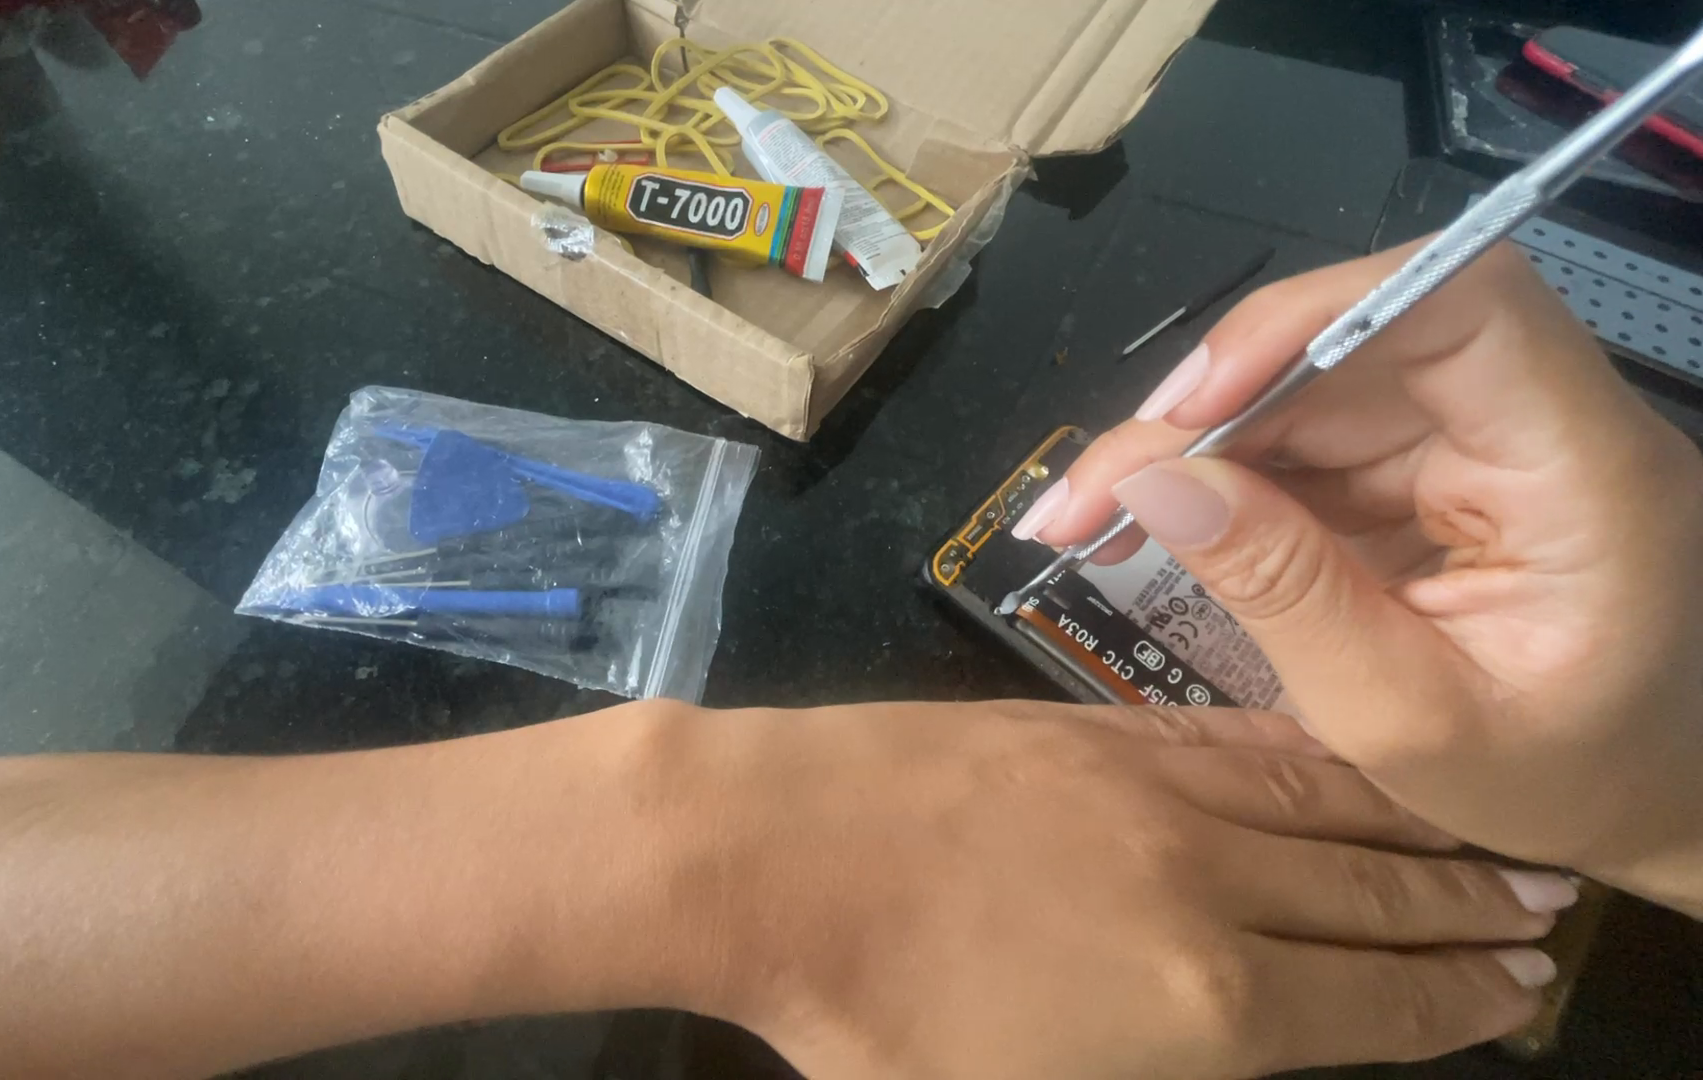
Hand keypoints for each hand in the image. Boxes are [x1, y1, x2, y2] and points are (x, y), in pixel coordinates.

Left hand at [674, 701, 1565, 1078]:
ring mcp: (1137, 784)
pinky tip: (1322, 749)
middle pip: (1365, 894)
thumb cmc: (872, 1010)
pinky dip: (1287, 748)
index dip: (1458, 993)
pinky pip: (1214, 737)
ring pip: (1307, 800)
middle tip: (1532, 898)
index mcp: (1205, 1006)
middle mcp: (1201, 882)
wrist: (778, 848)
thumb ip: (1157, 1064)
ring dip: (1397, 817)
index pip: (1379, 1003)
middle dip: (1460, 904)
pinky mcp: (1077, 725)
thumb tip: (1234, 1020)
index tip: (1520, 978)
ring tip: (1469, 826)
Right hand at [1018, 243, 1702, 910]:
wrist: (1621, 802)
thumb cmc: (1548, 780)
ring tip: (1075, 521)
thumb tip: (1154, 483)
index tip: (1184, 408)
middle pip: (1321, 362)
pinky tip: (1120, 523)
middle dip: (1179, 425)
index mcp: (1570, 472)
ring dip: (1161, 457)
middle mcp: (1505, 428)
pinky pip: (1267, 450)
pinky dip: (1183, 483)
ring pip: (1273, 403)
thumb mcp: (1397, 713)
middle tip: (1076, 504)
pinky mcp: (1385, 476)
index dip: (1303, 325)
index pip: (1452, 309)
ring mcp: (1439, 448)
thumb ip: (1282, 591)